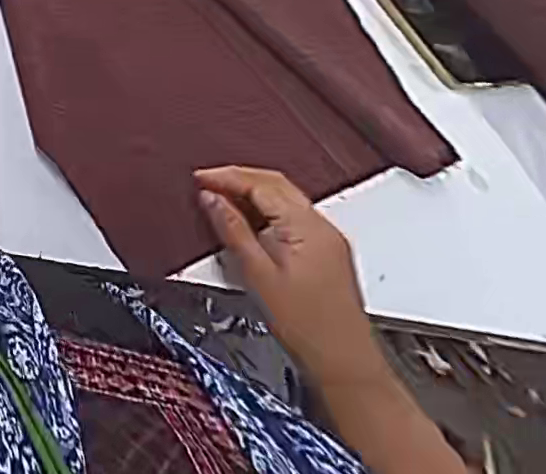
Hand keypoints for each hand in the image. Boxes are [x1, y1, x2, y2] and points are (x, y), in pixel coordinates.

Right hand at [195, 166, 385, 387]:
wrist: (345, 367)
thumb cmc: (307, 328)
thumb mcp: (257, 275)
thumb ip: (232, 229)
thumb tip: (211, 198)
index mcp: (307, 227)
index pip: (261, 184)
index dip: (226, 177)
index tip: (200, 178)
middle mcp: (321, 226)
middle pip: (274, 183)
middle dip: (237, 177)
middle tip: (206, 181)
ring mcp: (326, 237)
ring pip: (282, 196)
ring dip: (250, 190)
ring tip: (220, 197)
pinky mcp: (325, 250)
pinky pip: (290, 213)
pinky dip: (264, 207)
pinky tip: (246, 218)